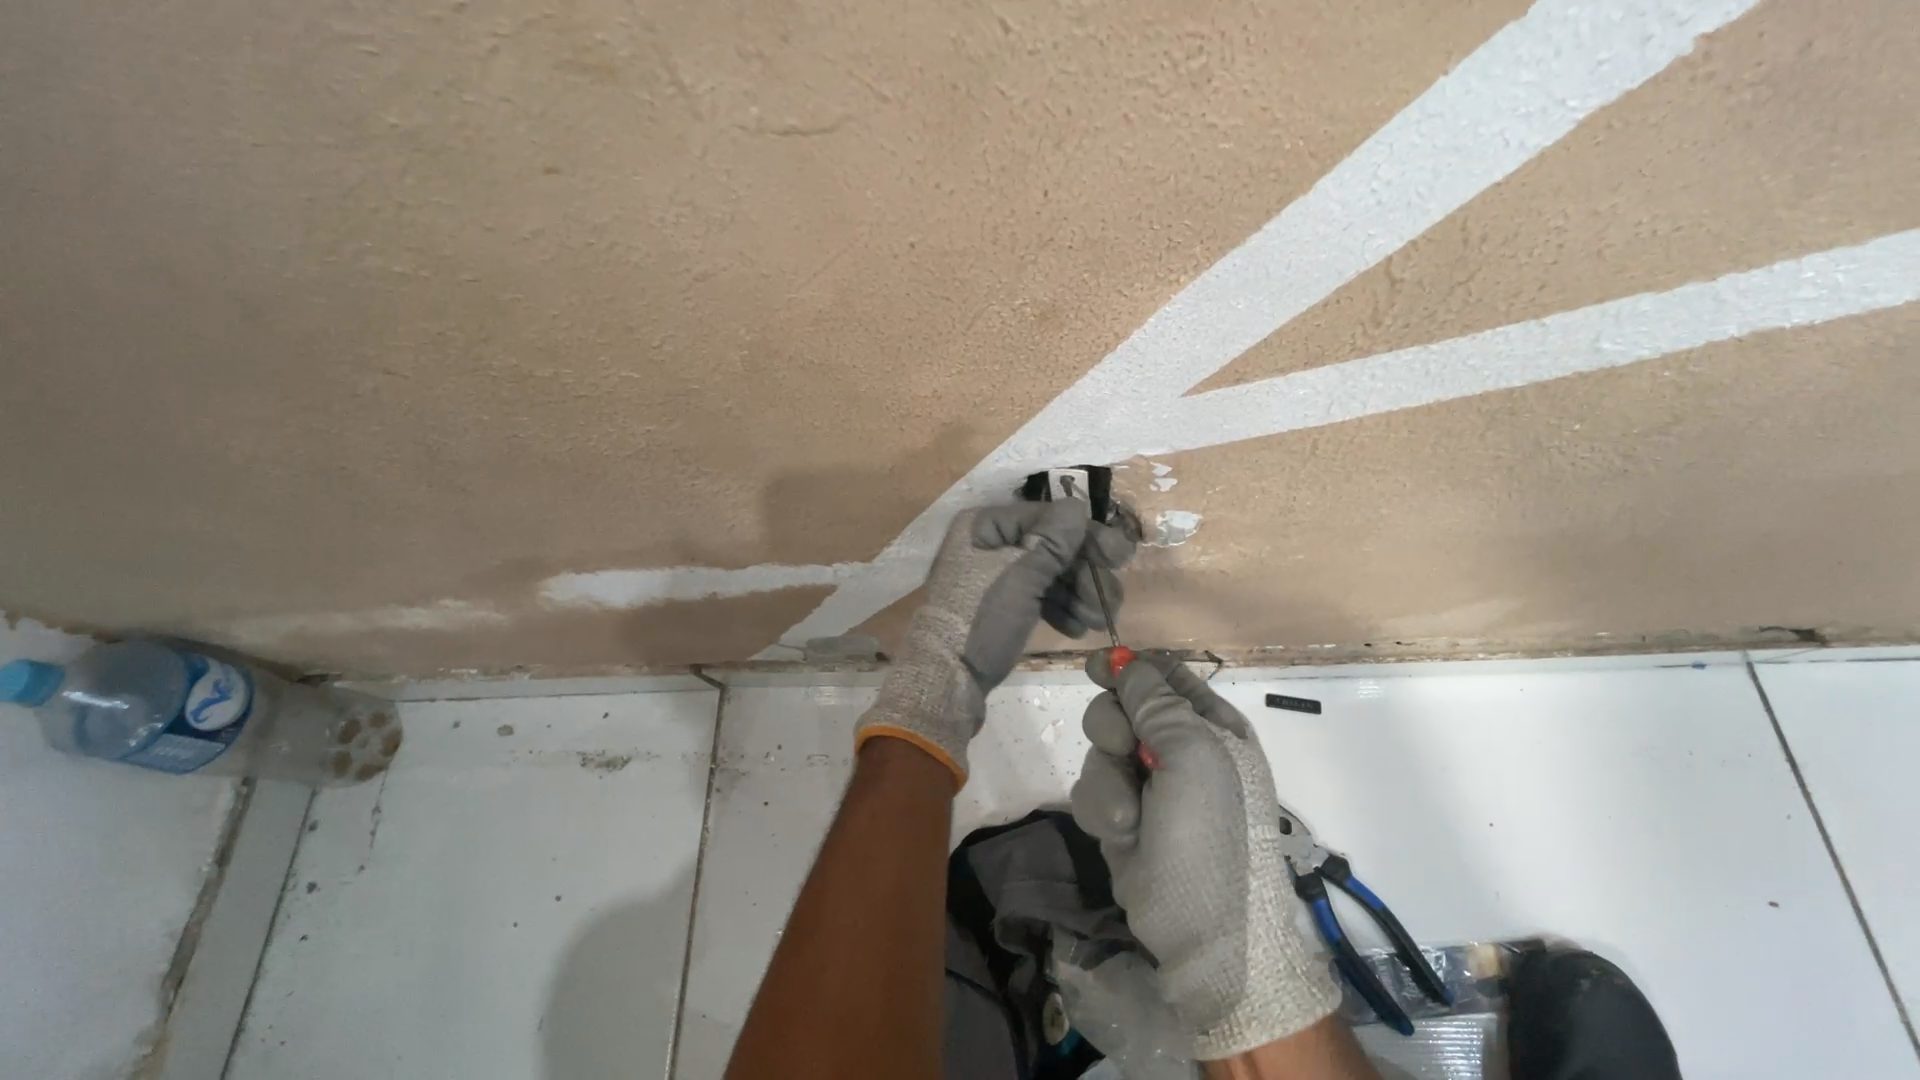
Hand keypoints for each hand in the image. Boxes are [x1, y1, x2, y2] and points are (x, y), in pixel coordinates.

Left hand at [855, 500, 1133, 784]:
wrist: (946, 680)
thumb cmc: (982, 619)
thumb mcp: (1021, 576)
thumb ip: (1054, 541)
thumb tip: (1078, 507)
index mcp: (984, 526)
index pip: (1048, 519)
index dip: (1087, 536)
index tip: (1121, 555)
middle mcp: (987, 543)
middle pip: (1051, 547)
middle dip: (1084, 573)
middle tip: (1112, 597)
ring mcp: (992, 576)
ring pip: (1048, 574)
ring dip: (1078, 595)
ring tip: (1097, 620)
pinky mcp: (998, 605)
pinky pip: (1037, 596)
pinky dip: (1059, 609)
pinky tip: (1077, 629)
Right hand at [1070, 650, 1341, 1059]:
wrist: (1204, 931)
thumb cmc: (1214, 833)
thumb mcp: (1195, 756)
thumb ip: (1158, 703)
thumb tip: (1129, 662)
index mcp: (1212, 728)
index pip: (1166, 677)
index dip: (1132, 667)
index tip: (1098, 664)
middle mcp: (1178, 749)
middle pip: (1122, 706)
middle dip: (1115, 725)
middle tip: (1125, 746)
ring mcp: (1147, 784)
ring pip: (1100, 749)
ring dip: (1109, 779)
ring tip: (1131, 814)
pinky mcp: (1119, 816)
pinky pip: (1091, 788)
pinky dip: (1102, 809)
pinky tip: (1123, 834)